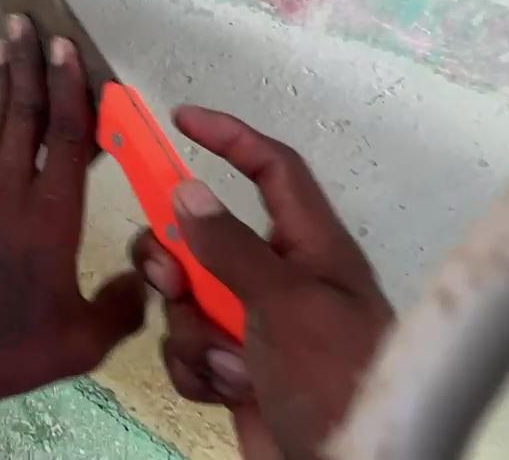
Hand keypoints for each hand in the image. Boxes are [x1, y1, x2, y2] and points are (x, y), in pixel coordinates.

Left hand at [0, 15, 146, 426]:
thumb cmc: (12, 348)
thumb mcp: (84, 340)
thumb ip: (124, 302)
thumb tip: (149, 273)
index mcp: (52, 215)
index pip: (68, 136)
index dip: (72, 87)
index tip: (68, 47)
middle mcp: (11, 190)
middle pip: (25, 113)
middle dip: (28, 63)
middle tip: (26, 19)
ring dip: (2, 83)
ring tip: (4, 44)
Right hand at [132, 106, 392, 459]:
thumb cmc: (339, 389)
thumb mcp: (290, 306)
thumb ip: (231, 245)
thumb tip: (184, 190)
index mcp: (312, 252)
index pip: (272, 170)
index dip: (229, 136)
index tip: (180, 117)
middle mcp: (277, 280)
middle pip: (199, 232)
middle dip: (173, 257)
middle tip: (169, 278)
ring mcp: (250, 323)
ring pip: (182, 291)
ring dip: (191, 328)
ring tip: (224, 363)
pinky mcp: (230, 365)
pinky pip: (182, 340)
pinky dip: (194, 365)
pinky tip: (224, 391)